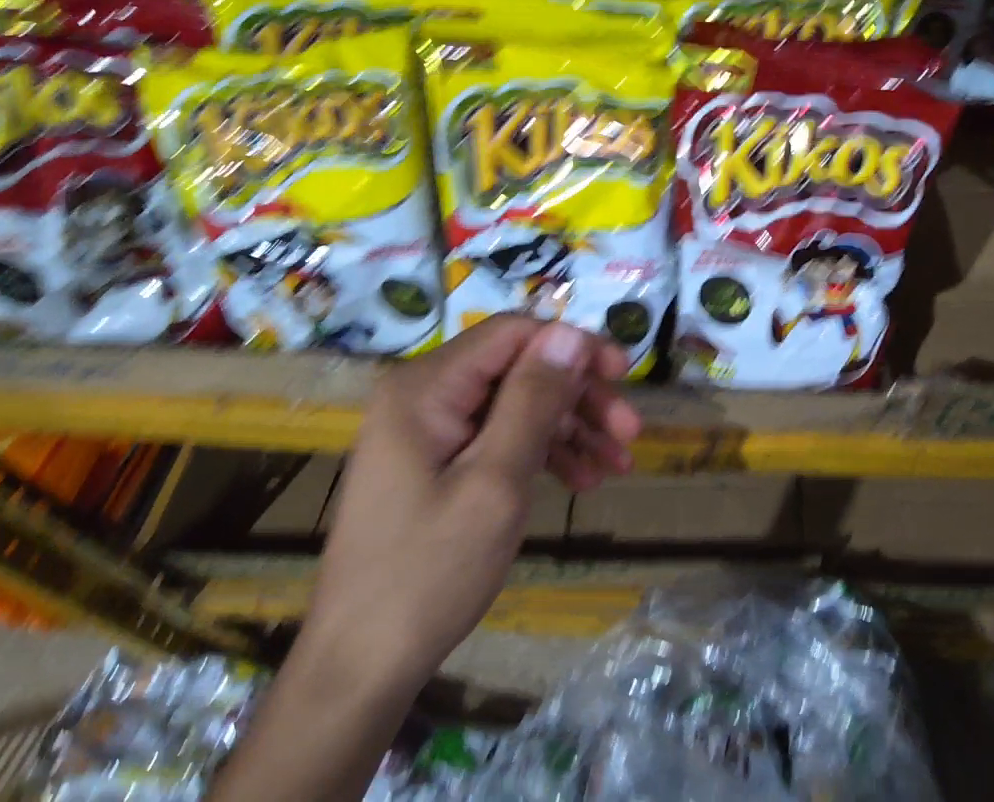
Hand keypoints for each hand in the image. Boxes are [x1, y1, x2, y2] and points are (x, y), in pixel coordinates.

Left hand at [308, 316, 639, 672]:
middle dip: (577, 396)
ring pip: (513, 405)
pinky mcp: (432, 464)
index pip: (512, 334)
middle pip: (516, 369)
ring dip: (568, 428)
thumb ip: (533, 401)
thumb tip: (569, 333)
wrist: (363, 660)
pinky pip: (496, 439)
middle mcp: (421, 396)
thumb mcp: (495, 483)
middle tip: (630, 434)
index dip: (573, 346)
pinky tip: (580, 481)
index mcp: (425, 387)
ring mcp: (425, 431)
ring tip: (616, 467)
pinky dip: (540, 454)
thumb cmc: (430, 571)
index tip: (625, 375)